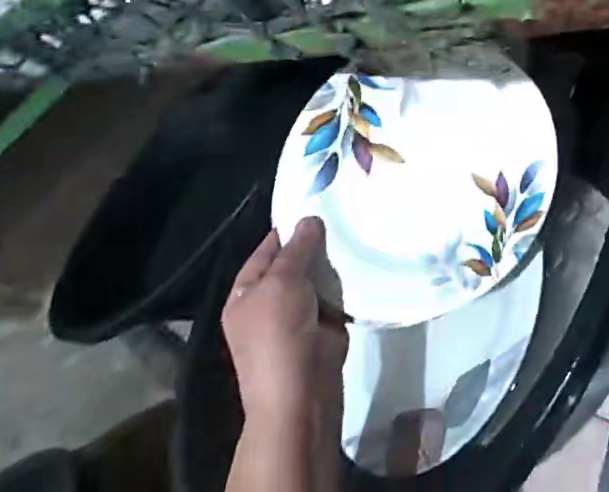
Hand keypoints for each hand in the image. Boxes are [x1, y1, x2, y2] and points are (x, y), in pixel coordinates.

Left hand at [222, 216, 348, 428]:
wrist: (300, 400)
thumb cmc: (278, 336)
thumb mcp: (282, 283)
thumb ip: (297, 248)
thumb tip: (310, 218)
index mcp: (245, 295)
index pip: (266, 251)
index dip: (287, 229)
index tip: (315, 206)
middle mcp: (268, 305)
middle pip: (293, 265)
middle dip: (315, 246)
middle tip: (343, 217)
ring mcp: (297, 320)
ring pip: (316, 282)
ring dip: (333, 266)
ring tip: (356, 234)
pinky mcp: (323, 333)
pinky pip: (334, 302)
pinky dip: (346, 288)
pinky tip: (363, 265)